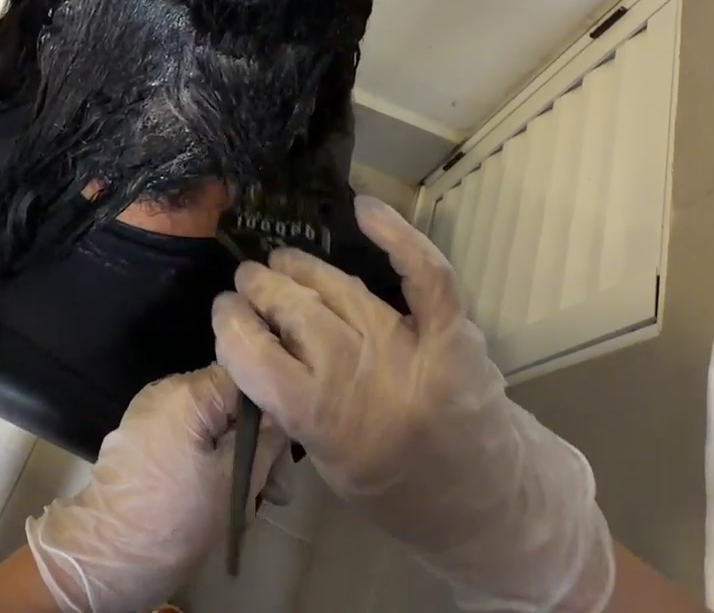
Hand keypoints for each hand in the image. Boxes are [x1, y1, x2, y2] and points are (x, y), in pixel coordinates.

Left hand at [25, 365, 282, 612]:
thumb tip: (281, 416)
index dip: (272, 411)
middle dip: (257, 445)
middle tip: (277, 493)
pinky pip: (187, 437)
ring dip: (235, 457)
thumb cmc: (175, 515)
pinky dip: (208, 460)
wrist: (108, 553)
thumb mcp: (233, 481)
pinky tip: (222, 496)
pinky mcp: (141, 439)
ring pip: (209, 425)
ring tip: (252, 503)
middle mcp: (164, 391)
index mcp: (186, 391)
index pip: (243, 378)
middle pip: (226, 404)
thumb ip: (264, 441)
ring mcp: (148, 415)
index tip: (287, 454)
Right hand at [212, 196, 614, 612]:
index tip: (224, 311)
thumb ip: (291, 402)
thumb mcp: (325, 462)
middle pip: (291, 309)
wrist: (489, 506)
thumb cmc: (394, 491)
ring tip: (281, 263)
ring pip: (337, 286)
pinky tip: (365, 208)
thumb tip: (256, 342)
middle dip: (258, 288)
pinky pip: (425, 274)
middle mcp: (359, 374)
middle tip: (247, 283)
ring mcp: (407, 346)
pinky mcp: (450, 332)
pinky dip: (398, 236)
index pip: (251, 352)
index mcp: (321, 418)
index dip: (228, 323)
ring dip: (299, 268)